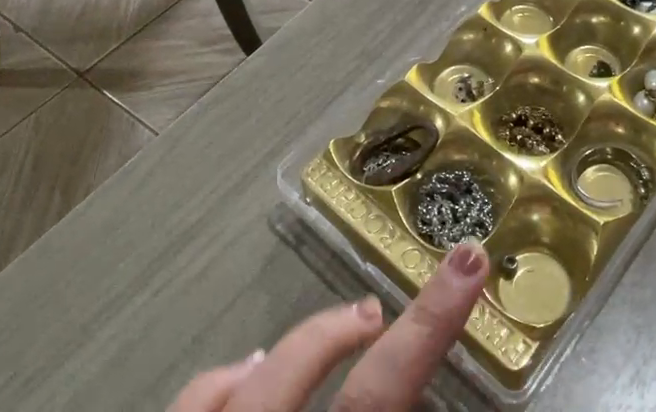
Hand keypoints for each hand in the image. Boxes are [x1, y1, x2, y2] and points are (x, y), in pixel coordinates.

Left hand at [169, 239, 489, 411]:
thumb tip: (424, 386)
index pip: (384, 391)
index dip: (431, 321)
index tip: (468, 259)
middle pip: (295, 367)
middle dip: (335, 331)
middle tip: (374, 315)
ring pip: (228, 386)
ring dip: (275, 358)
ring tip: (309, 345)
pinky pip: (186, 409)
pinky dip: (218, 386)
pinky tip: (240, 378)